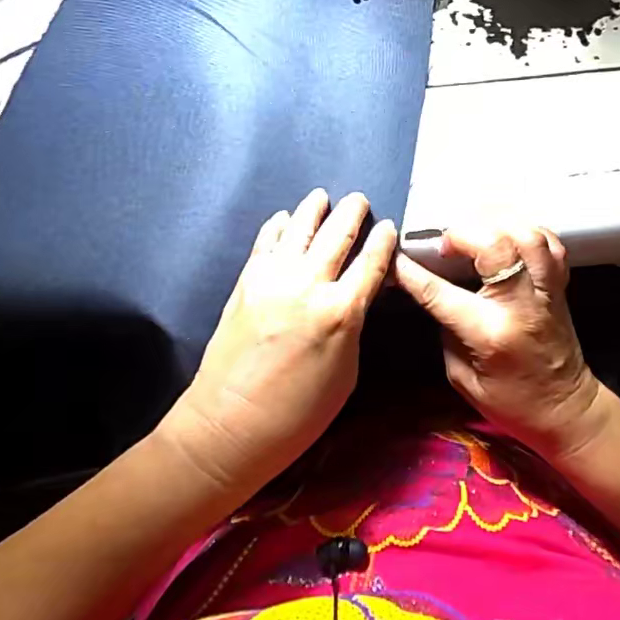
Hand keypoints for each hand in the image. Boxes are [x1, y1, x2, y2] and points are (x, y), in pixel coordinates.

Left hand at [158, 189, 397, 493]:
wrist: (232, 423)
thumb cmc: (299, 412)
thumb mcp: (346, 371)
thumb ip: (352, 325)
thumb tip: (354, 299)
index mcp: (342, 311)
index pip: (371, 264)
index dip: (382, 242)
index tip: (387, 226)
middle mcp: (309, 285)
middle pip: (336, 236)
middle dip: (351, 214)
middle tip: (359, 200)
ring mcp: (272, 279)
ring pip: (298, 230)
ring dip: (313, 210)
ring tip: (322, 196)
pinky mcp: (245, 283)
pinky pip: (264, 244)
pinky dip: (276, 227)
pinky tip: (283, 218)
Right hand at [391, 225, 607, 460]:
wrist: (566, 411)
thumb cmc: (510, 403)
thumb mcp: (460, 375)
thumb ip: (446, 329)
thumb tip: (433, 293)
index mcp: (490, 333)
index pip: (440, 292)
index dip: (410, 271)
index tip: (392, 257)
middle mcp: (521, 305)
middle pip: (496, 245)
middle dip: (461, 234)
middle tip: (443, 245)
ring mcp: (546, 291)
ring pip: (528, 236)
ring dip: (495, 225)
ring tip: (474, 234)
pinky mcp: (559, 287)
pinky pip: (548, 244)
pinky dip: (525, 232)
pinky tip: (505, 238)